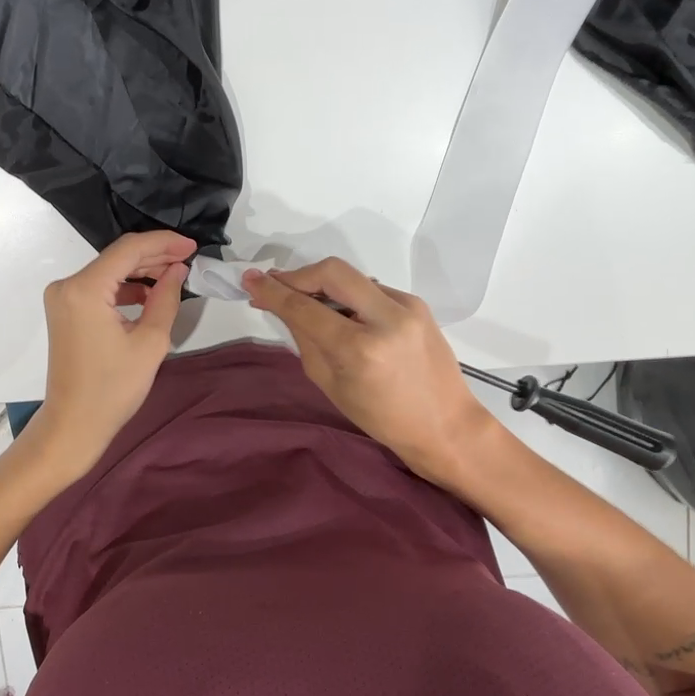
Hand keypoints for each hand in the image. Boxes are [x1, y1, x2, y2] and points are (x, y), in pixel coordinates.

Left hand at [35, 230, 197, 456]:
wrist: (75, 423)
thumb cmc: (113, 388)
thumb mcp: (150, 342)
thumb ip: (165, 298)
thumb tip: (177, 270)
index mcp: (84, 289)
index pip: (128, 250)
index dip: (163, 243)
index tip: (191, 246)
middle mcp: (66, 285)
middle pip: (116, 257)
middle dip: (154, 255)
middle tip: (188, 258)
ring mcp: (62, 298)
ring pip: (108, 271)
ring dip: (140, 271)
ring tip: (174, 275)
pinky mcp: (65, 311)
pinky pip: (98, 288)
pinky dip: (124, 288)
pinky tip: (150, 294)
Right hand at [241, 257, 495, 485]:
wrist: (445, 425)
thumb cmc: (380, 417)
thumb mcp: (329, 382)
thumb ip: (304, 337)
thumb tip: (281, 304)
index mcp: (360, 348)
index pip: (305, 306)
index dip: (272, 290)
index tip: (249, 280)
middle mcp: (387, 318)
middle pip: (332, 271)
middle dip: (298, 275)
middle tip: (277, 287)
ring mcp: (407, 306)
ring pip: (351, 277)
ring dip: (323, 286)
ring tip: (307, 306)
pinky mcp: (417, 304)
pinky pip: (370, 289)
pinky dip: (347, 297)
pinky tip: (342, 317)